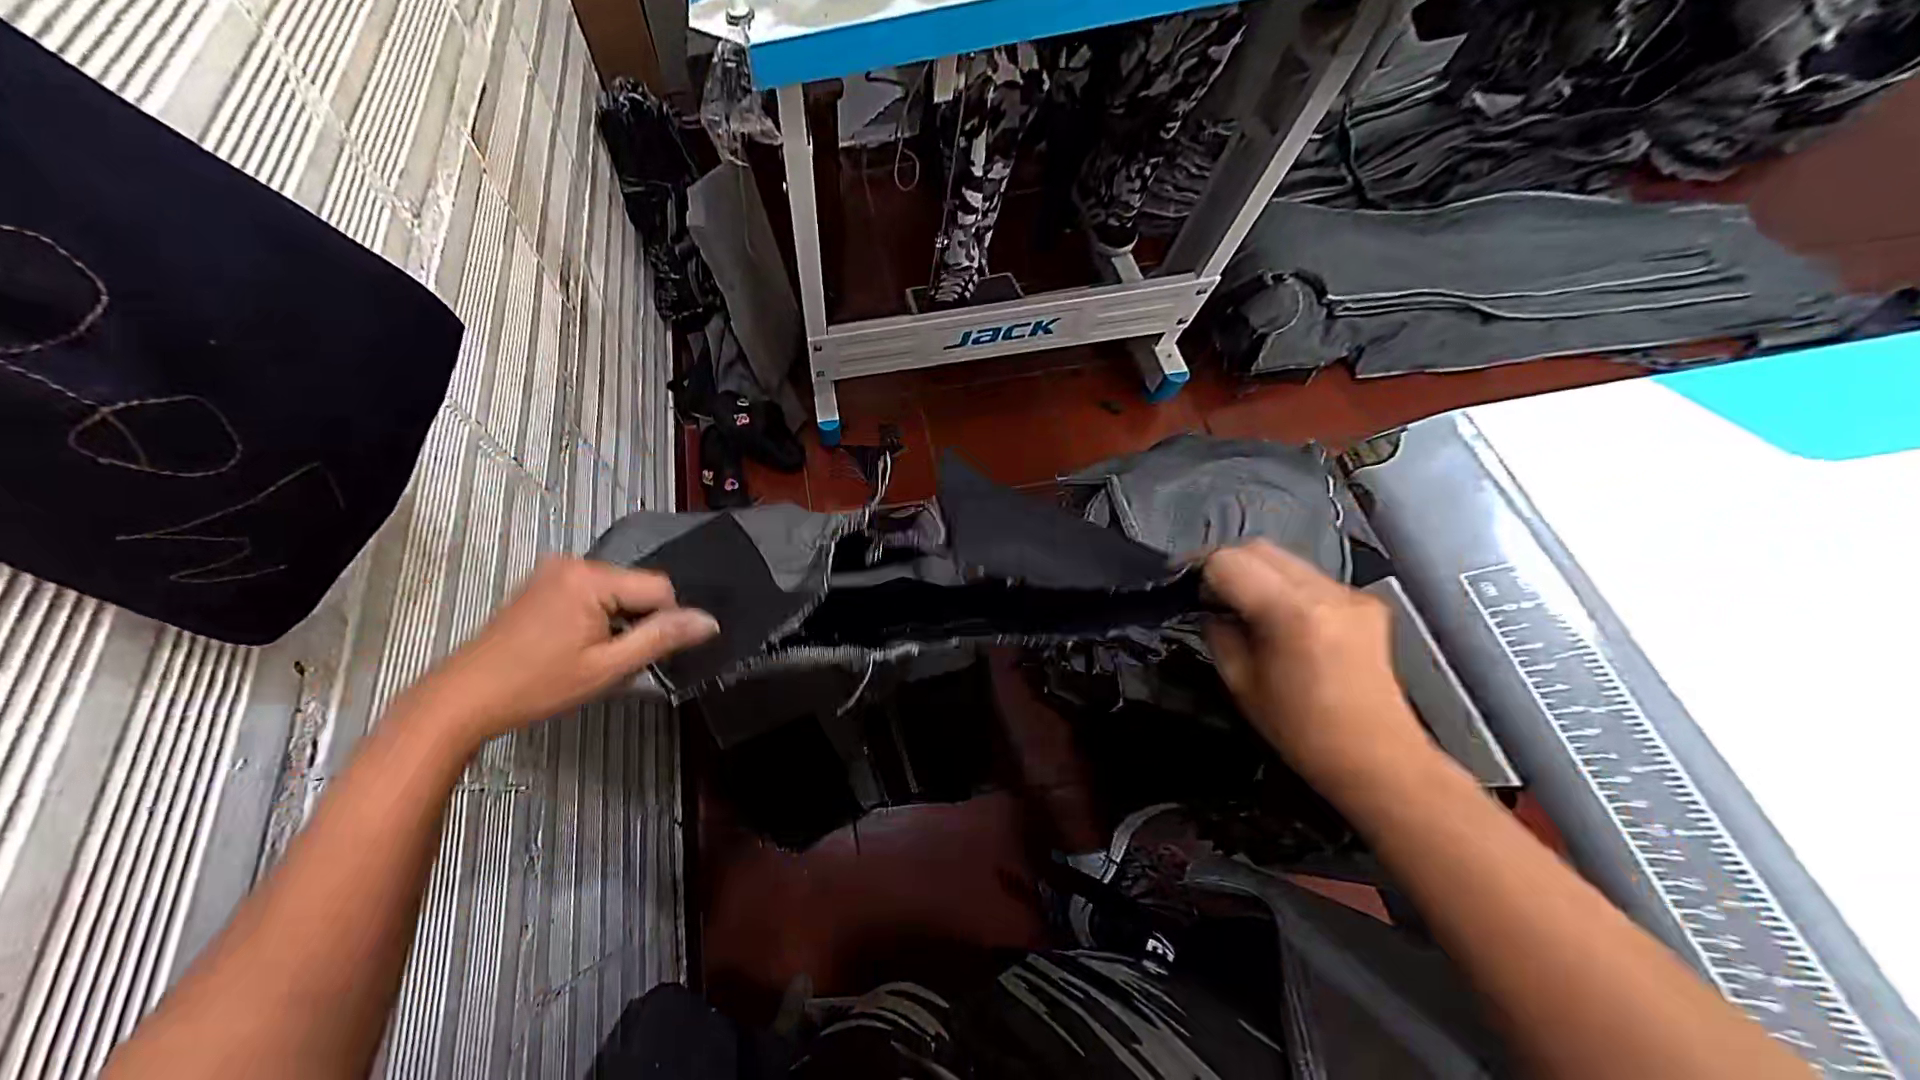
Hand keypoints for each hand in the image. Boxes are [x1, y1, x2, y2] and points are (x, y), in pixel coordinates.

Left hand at [402, 557, 717, 744]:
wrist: (463, 698)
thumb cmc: (536, 686)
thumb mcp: (608, 667)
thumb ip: (662, 638)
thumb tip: (709, 622)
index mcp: (591, 578)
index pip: (660, 587)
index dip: (663, 622)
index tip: (642, 654)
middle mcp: (573, 563)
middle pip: (638, 587)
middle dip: (638, 622)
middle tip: (614, 659)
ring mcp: (554, 571)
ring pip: (617, 591)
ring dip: (618, 621)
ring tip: (592, 656)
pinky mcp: (542, 583)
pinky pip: (593, 592)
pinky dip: (598, 617)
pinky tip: (577, 646)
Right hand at [1204, 541, 1433, 789]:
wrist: (1379, 761)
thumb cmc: (1303, 733)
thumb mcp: (1241, 685)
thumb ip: (1219, 634)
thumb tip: (1210, 609)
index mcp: (1291, 613)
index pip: (1229, 562)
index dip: (1200, 569)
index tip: (1184, 586)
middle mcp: (1325, 592)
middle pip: (1259, 548)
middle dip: (1225, 563)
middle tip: (1204, 592)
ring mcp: (1350, 595)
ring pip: (1285, 559)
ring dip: (1254, 573)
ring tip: (1238, 605)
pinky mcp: (1365, 604)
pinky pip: (1310, 578)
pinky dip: (1283, 587)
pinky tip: (1276, 618)